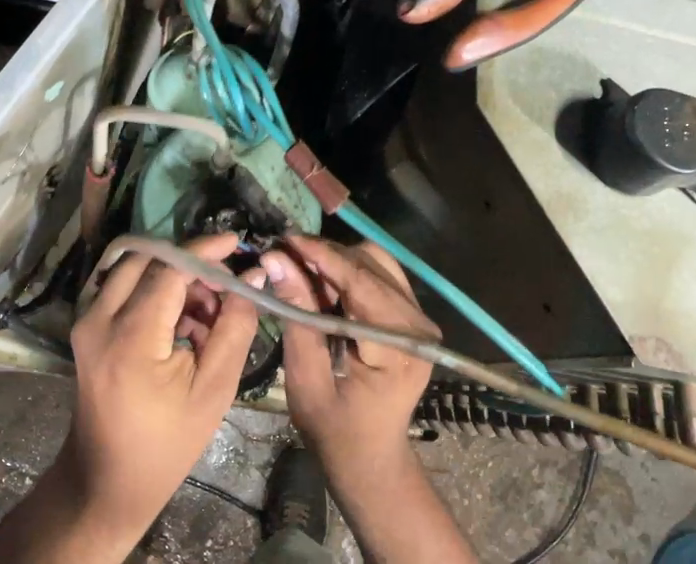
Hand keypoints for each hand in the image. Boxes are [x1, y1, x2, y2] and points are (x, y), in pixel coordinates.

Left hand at [64, 233, 264, 539]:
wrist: (104, 481)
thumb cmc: (166, 444)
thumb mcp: (213, 389)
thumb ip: (235, 326)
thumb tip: (251, 277)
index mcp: (131, 336)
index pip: (170, 267)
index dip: (205, 250)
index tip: (236, 242)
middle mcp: (99, 318)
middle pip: (149, 259)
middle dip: (189, 263)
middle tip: (223, 288)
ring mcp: (86, 320)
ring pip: (133, 267)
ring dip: (171, 274)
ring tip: (204, 313)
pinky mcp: (85, 325)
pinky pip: (121, 285)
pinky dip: (152, 288)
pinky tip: (180, 321)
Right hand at [265, 236, 474, 563]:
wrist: (369, 456)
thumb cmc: (334, 428)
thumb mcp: (306, 377)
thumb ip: (297, 314)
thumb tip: (276, 259)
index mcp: (399, 345)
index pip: (360, 280)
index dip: (320, 254)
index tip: (283, 239)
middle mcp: (419, 325)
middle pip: (369, 264)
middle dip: (324, 255)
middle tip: (282, 257)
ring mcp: (420, 318)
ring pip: (375, 262)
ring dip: (336, 261)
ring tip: (300, 272)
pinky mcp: (411, 316)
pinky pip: (380, 275)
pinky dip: (349, 272)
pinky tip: (323, 285)